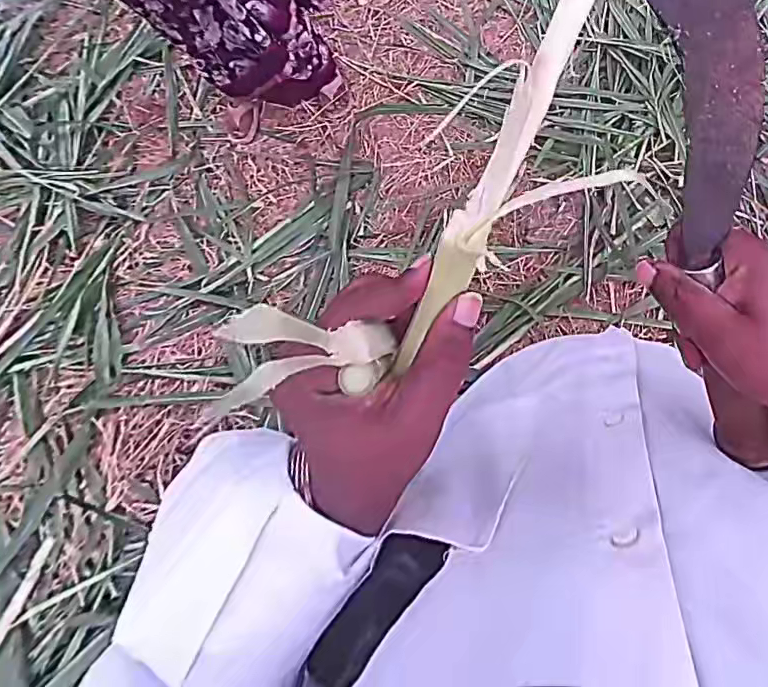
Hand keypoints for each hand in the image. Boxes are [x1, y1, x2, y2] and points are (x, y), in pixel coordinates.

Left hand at [271, 261, 481, 534]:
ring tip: (426, 338)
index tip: (435, 277)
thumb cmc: (377, 463)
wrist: (350, 491)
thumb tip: (466, 303)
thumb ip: (443, 361)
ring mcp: (312, 345)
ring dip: (402, 311)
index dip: (396, 291)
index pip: (352, 311)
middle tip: (442, 307)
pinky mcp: (329, 346)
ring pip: (365, 303)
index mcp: (306, 369)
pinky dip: (395, 322)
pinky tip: (411, 346)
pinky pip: (366, 316)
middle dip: (404, 301)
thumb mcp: (417, 420)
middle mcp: (301, 349)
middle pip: (359, 299)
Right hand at [637, 229, 767, 443]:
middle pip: (690, 268)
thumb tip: (646, 268)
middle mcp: (750, 259)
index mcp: (744, 252)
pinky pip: (717, 305)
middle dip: (686, 305)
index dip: (675, 267)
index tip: (684, 297)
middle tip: (699, 334)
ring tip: (711, 350)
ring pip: (701, 291)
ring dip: (697, 323)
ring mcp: (754, 280)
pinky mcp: (756, 300)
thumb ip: (676, 294)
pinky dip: (712, 329)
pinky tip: (719, 352)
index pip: (687, 236)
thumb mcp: (713, 329)